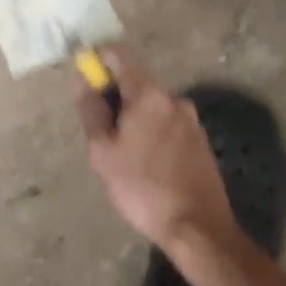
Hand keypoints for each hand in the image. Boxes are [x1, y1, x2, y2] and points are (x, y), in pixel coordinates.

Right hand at [76, 50, 235, 250]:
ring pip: (152, 106)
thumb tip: (83, 81)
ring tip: (124, 155)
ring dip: (135, 118)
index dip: (98, 60)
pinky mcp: (201, 143)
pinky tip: (147, 165)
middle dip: (115, 97)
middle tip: (102, 132)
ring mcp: (192, 121)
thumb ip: (91, 110)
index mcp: (149, 95)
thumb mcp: (103, 151)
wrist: (199, 230)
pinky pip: (167, 124)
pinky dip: (152, 133)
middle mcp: (174, 99)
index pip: (120, 55)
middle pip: (136, 82)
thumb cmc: (143, 187)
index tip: (86, 81)